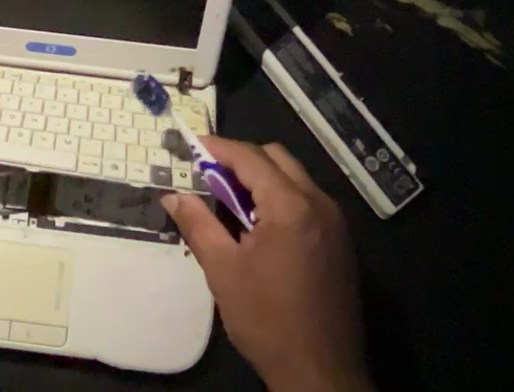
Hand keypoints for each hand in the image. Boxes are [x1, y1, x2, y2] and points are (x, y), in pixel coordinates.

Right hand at [163, 138, 370, 391]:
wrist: (322, 374)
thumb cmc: (268, 321)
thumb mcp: (223, 271)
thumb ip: (198, 224)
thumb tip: (172, 196)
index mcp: (291, 206)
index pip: (250, 157)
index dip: (219, 147)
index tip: (192, 144)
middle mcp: (319, 203)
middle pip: (276, 158)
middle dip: (241, 159)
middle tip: (209, 176)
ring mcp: (335, 222)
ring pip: (294, 177)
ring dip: (262, 178)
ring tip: (231, 201)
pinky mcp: (340, 241)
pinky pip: (307, 200)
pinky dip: (280, 197)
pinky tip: (259, 225)